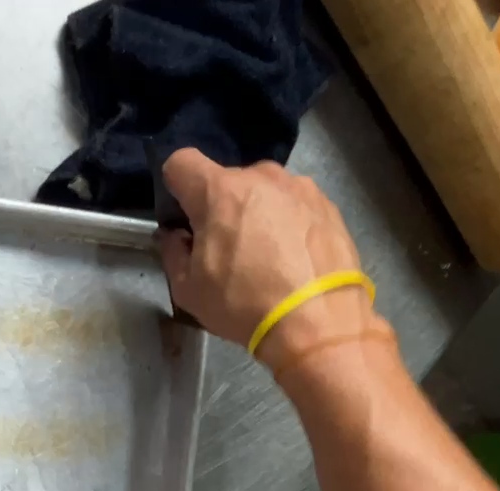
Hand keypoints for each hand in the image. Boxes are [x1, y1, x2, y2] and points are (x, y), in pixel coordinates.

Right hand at [160, 149, 383, 373]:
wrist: (316, 319)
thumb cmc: (242, 303)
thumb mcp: (188, 289)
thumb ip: (173, 253)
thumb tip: (174, 236)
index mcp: (219, 192)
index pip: (181, 162)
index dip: (174, 186)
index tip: (180, 216)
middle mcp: (261, 177)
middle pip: (225, 180)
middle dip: (217, 206)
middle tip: (220, 246)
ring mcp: (299, 186)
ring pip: (261, 192)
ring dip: (253, 213)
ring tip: (260, 255)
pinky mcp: (327, 203)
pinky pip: (291, 205)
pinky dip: (283, 223)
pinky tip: (288, 258)